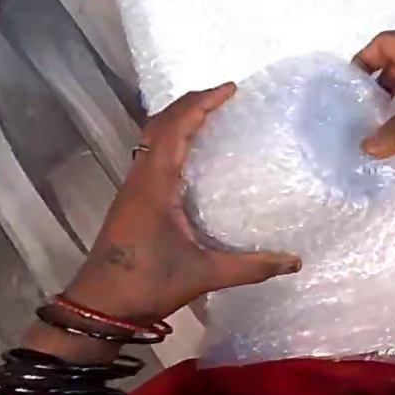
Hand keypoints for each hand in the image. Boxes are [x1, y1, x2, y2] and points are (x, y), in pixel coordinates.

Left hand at [62, 84, 300, 320]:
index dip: (202, 103)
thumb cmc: (148, 284)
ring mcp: (132, 188)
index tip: (230, 89)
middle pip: (159, 123)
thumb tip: (294, 262)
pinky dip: (170, 139)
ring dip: (178, 120)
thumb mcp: (205, 275)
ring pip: (151, 137)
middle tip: (223, 96)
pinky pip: (150, 155)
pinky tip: (190, 154)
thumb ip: (251, 267)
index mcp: (155, 185)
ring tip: (209, 116)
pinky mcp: (132, 200)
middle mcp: (140, 178)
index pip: (176, 128)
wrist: (100, 306)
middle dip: (190, 103)